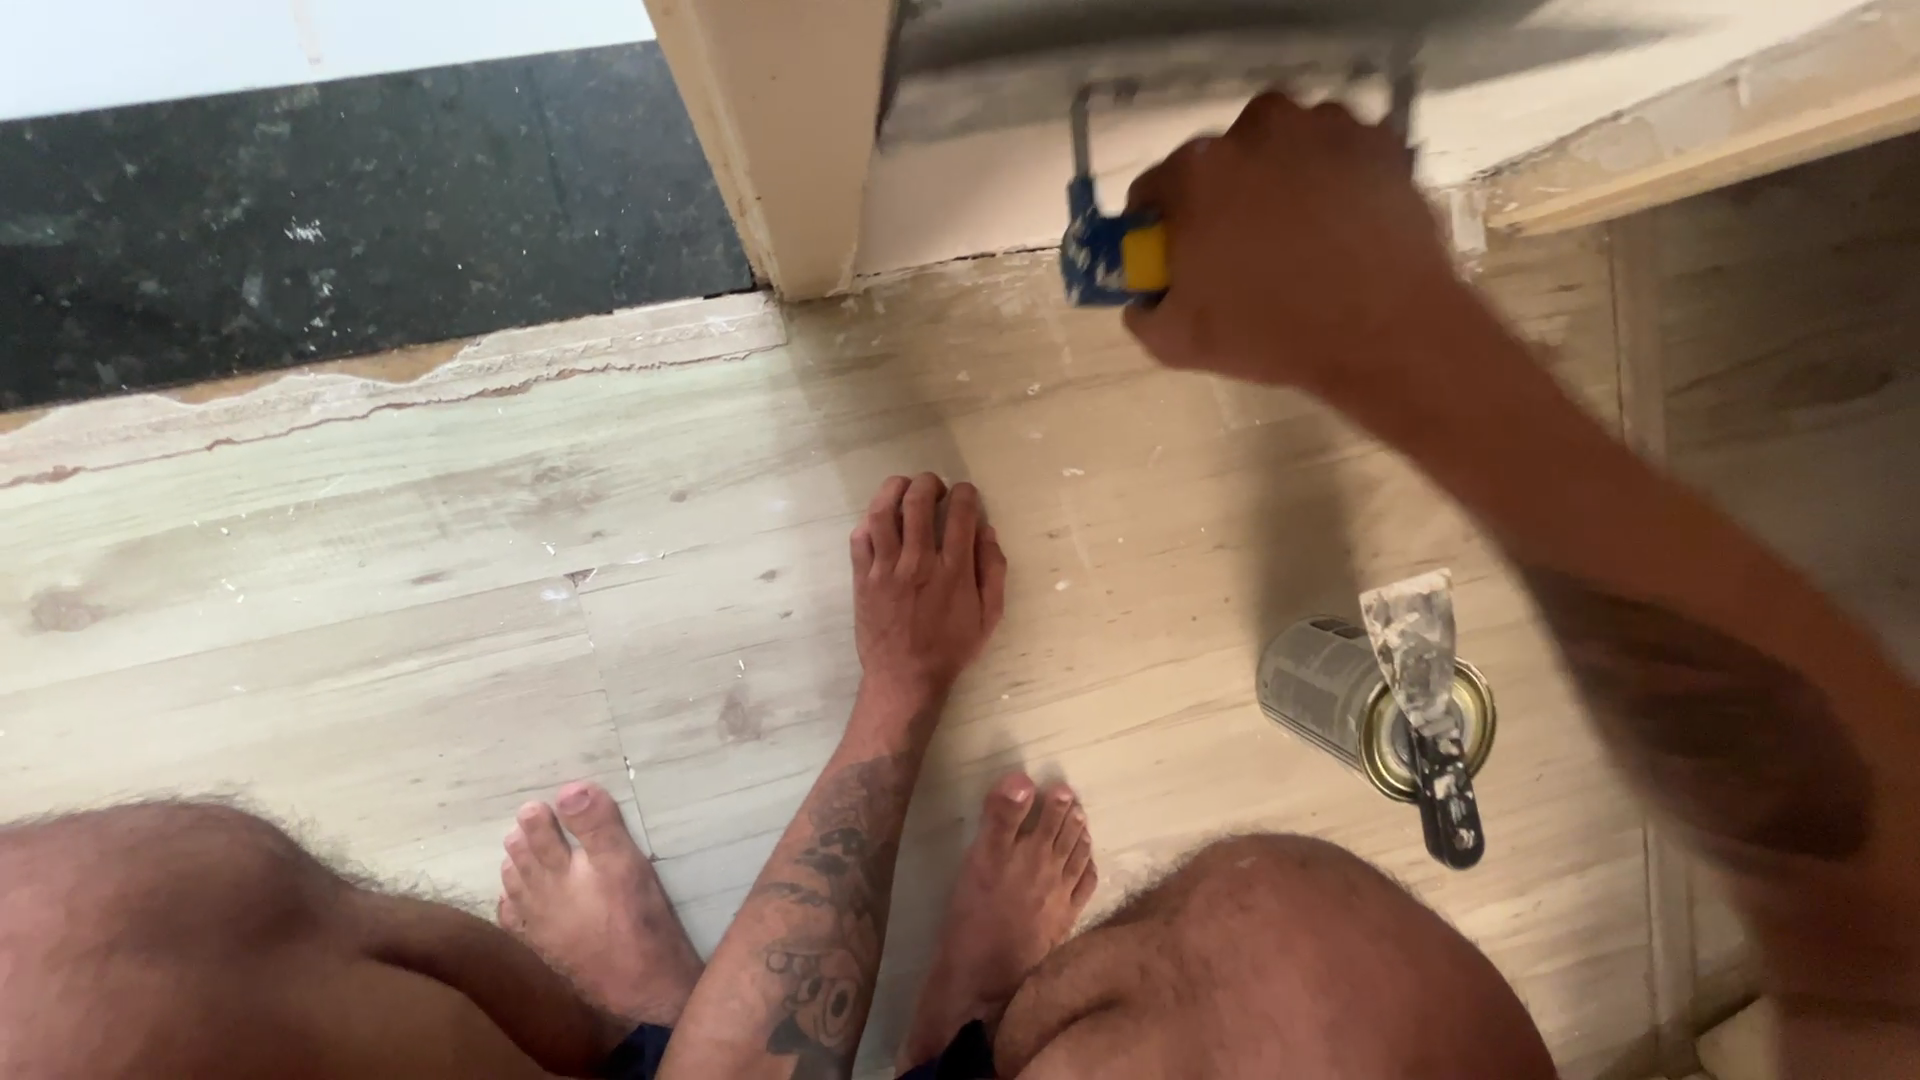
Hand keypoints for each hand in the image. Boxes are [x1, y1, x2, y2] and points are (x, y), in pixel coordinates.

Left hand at [849, 474, 1007, 708]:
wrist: (904, 677)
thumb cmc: (951, 648)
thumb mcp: (989, 615)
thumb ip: (993, 570)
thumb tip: (987, 530)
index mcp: (954, 570)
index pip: (961, 513)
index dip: (966, 493)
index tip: (966, 494)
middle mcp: (918, 562)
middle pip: (918, 501)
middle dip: (929, 483)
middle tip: (935, 487)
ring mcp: (886, 569)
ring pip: (883, 511)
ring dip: (894, 490)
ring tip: (904, 489)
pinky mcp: (862, 578)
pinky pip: (860, 537)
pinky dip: (870, 520)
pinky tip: (881, 521)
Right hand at [1122, 94, 1472, 392]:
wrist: (1383, 331)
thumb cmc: (1268, 333)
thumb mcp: (1176, 343)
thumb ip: (1143, 312)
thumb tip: (1144, 296)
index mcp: (1196, 173)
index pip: (1153, 191)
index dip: (1158, 228)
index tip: (1175, 256)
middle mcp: (1255, 129)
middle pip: (1217, 164)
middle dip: (1218, 201)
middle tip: (1237, 252)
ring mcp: (1323, 126)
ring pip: (1277, 151)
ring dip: (1274, 183)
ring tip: (1294, 238)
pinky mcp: (1377, 139)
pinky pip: (1333, 154)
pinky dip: (1328, 180)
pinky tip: (1337, 226)